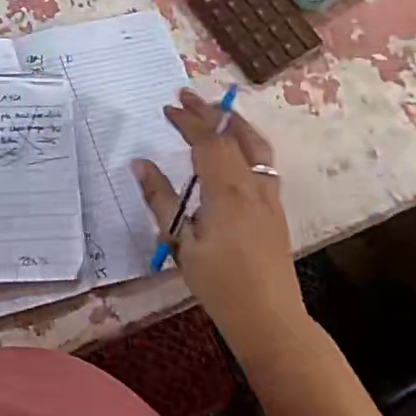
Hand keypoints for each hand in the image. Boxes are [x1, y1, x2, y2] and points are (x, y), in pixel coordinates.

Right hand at [134, 89, 305, 347]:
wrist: (271, 320)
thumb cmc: (220, 284)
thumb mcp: (180, 243)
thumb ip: (160, 199)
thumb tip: (139, 163)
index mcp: (227, 191)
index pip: (208, 141)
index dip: (187, 121)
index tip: (167, 109)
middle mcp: (253, 185)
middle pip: (233, 135)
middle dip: (208, 112)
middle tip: (185, 95)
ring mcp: (269, 195)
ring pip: (256, 145)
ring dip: (233, 122)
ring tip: (215, 110)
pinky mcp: (275, 208)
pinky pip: (264, 160)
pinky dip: (247, 141)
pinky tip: (235, 147)